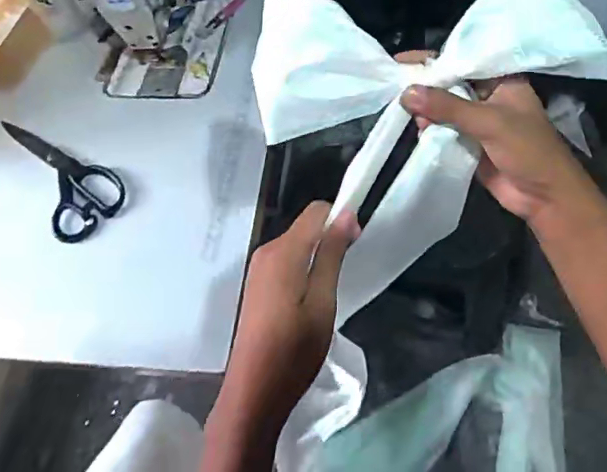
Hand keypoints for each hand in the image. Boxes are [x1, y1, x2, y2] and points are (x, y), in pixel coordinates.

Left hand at [216, 201, 357, 428]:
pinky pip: (285, 262)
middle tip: (341, 277)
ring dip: (315, 259)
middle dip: (328, 241)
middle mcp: (266, 251)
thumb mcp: (323, 302)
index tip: (355, 245)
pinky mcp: (255, 286)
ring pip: (296, 245)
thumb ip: (332, 254)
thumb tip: (346, 214)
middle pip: (305, 228)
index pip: (316, 211)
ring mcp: (257, 269)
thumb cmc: (293, 351)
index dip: (340, 219)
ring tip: (325, 297)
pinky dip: (301, 271)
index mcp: (283, 251)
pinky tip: (306, 304)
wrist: (252, 396)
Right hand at [394, 53, 597, 231]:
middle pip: (450, 82)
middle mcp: (488, 94)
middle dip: (424, 84)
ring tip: (399, 107)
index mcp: (501, 79)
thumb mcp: (489, 121)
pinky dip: (430, 128)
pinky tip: (414, 127)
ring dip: (425, 108)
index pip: (462, 59)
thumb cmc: (528, 149)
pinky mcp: (470, 142)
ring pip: (444, 106)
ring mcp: (479, 119)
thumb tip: (407, 92)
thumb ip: (448, 106)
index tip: (401, 60)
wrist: (546, 198)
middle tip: (392, 83)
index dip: (433, 59)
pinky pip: (444, 129)